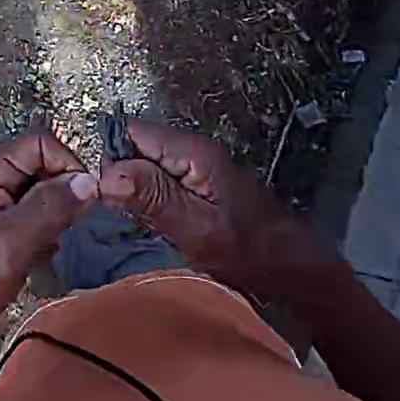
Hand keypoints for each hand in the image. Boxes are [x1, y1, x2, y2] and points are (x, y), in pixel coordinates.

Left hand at [0, 127, 97, 382]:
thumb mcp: (10, 243)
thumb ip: (49, 208)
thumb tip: (88, 181)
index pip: (40, 142)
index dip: (67, 163)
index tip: (85, 196)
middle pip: (46, 162)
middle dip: (65, 189)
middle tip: (70, 223)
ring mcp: (0, 197)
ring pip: (47, 186)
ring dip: (59, 210)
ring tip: (50, 240)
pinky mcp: (7, 219)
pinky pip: (41, 208)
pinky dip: (51, 224)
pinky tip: (44, 248)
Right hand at [98, 119, 337, 299]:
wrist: (295, 268)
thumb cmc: (250, 252)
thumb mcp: (197, 228)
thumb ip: (153, 198)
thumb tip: (107, 174)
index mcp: (190, 151)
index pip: (130, 132)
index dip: (110, 158)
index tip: (104, 193)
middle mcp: (189, 150)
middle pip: (134, 147)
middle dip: (119, 177)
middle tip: (123, 214)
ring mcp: (193, 166)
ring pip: (143, 165)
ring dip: (132, 191)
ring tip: (137, 222)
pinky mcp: (195, 183)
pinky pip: (157, 181)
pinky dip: (148, 200)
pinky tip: (153, 224)